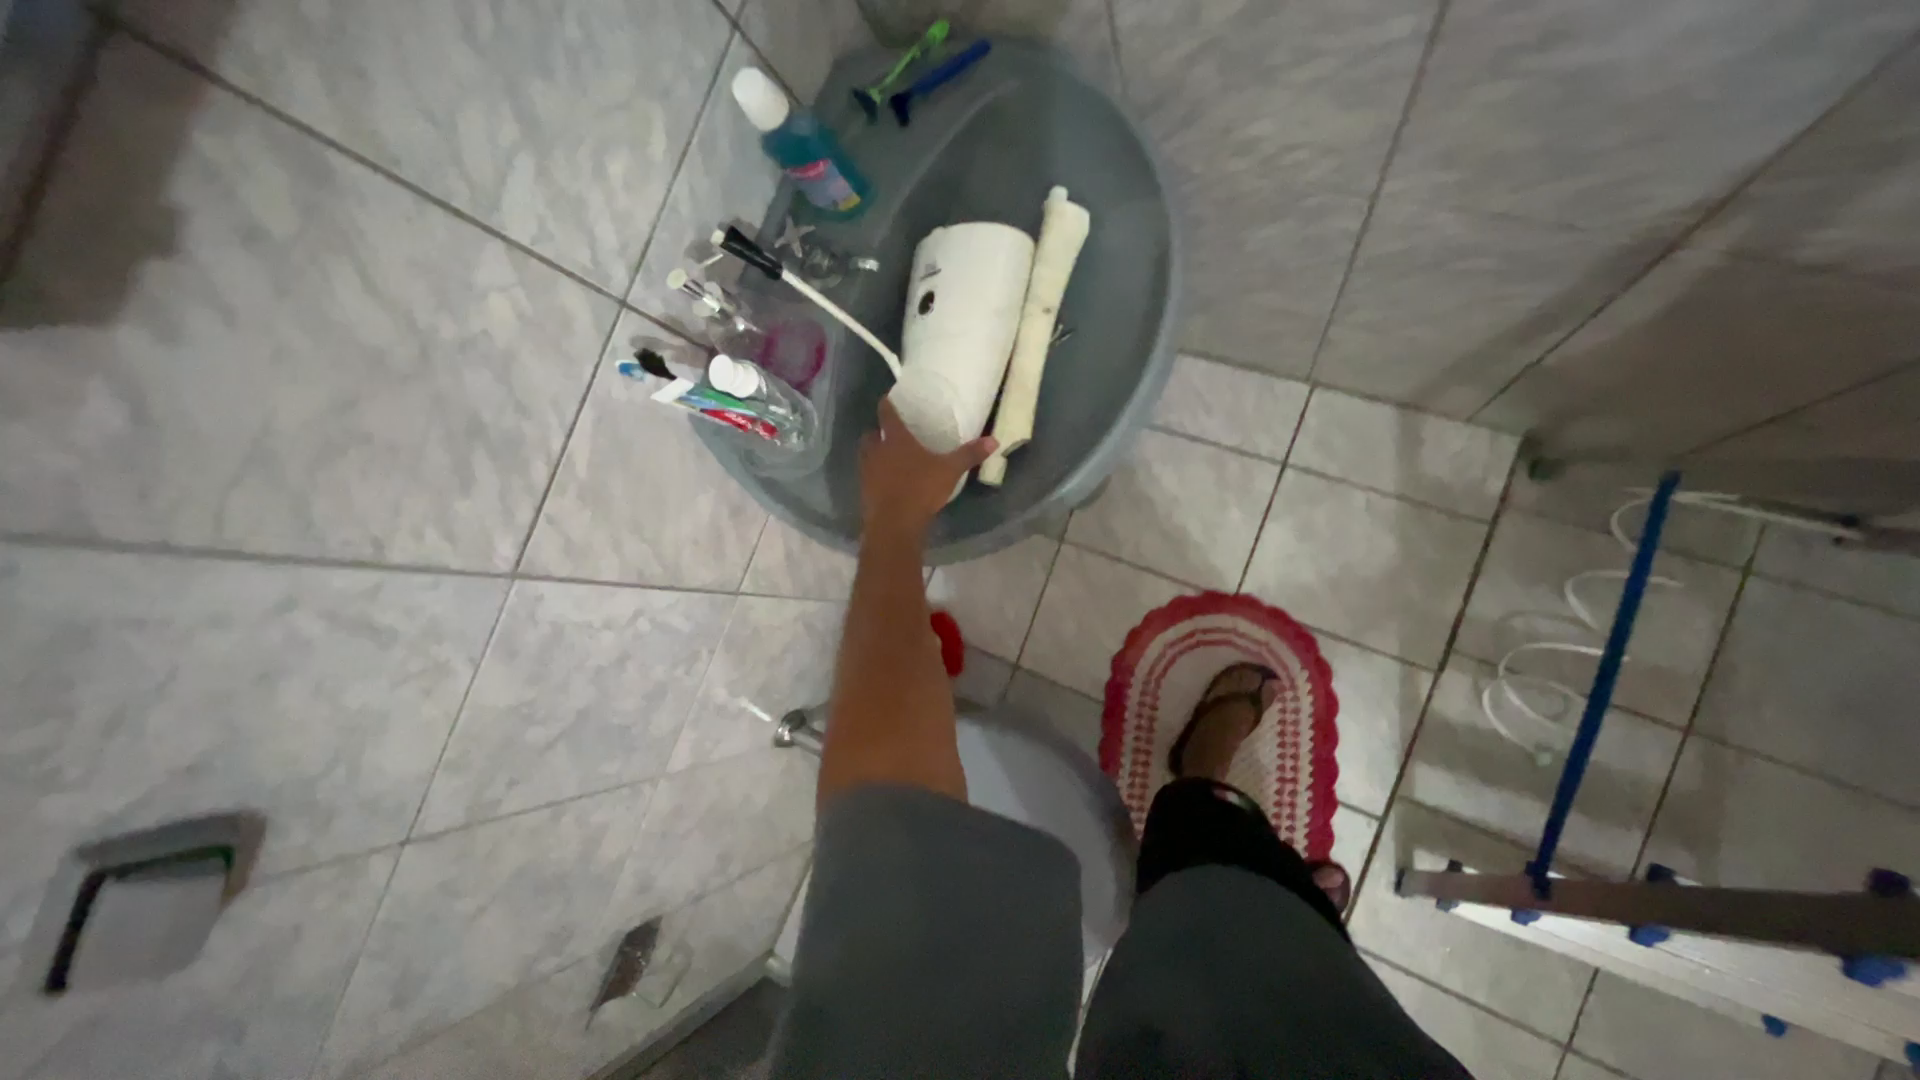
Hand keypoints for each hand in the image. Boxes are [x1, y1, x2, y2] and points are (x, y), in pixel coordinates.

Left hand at [860, 399, 995, 543]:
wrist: (894, 524)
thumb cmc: (920, 489)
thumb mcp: (950, 471)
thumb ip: (969, 455)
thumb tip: (993, 440)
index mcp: (896, 439)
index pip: (887, 414)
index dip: (886, 405)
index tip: (886, 399)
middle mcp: (876, 451)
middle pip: (870, 434)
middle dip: (877, 432)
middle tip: (889, 434)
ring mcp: (867, 471)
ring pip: (866, 455)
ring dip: (874, 454)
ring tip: (888, 457)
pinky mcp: (864, 491)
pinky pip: (868, 477)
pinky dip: (875, 475)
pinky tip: (887, 482)